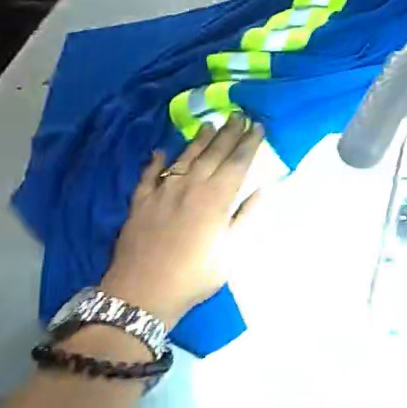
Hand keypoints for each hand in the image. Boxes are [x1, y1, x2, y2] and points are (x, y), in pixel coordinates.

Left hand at [101, 116, 264, 326]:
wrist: (143, 291)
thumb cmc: (195, 275)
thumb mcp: (230, 250)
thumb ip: (245, 217)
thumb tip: (265, 189)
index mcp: (216, 198)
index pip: (236, 163)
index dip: (248, 144)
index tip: (258, 126)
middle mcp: (190, 187)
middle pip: (212, 155)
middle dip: (228, 134)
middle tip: (238, 116)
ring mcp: (162, 193)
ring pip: (183, 159)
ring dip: (198, 141)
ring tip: (209, 124)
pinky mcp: (140, 203)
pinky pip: (149, 175)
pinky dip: (156, 161)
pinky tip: (160, 151)